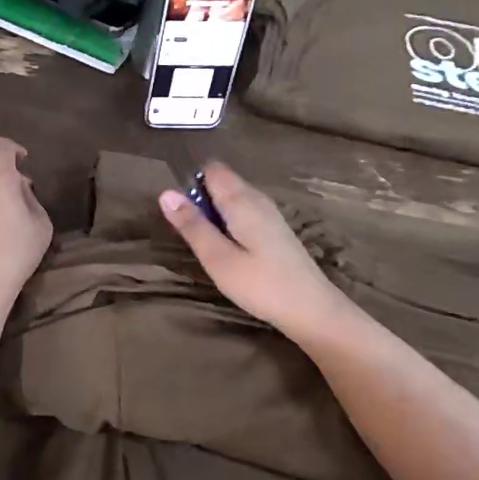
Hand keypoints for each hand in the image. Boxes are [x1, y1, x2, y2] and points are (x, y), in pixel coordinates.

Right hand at [159, 162, 345, 330]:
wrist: (313, 310)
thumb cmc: (261, 285)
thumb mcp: (218, 259)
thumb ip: (192, 225)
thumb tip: (165, 193)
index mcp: (241, 200)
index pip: (212, 169)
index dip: (191, 181)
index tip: (182, 212)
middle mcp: (257, 198)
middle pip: (222, 181)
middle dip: (201, 198)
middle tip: (192, 234)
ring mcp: (269, 213)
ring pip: (233, 197)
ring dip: (215, 212)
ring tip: (208, 244)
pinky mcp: (274, 229)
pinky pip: (243, 211)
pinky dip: (229, 222)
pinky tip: (229, 249)